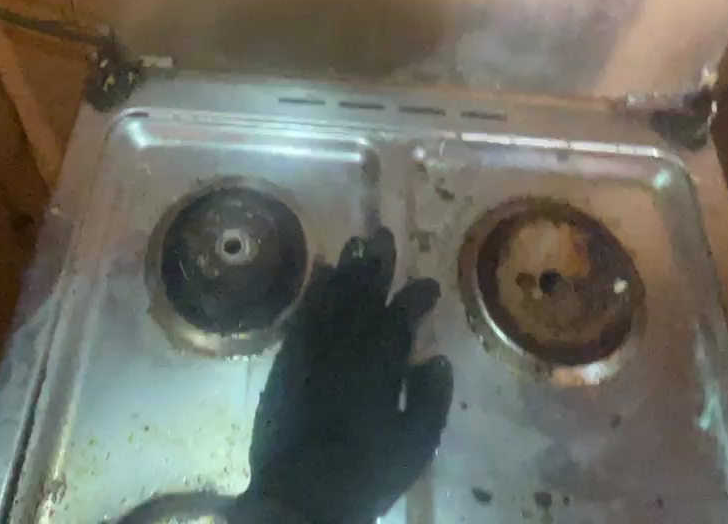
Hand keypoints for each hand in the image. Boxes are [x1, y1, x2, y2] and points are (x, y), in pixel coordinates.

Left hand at [237, 229, 453, 523]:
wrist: (299, 495)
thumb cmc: (364, 475)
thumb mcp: (412, 448)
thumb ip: (430, 401)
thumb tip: (438, 360)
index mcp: (381, 366)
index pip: (402, 316)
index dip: (417, 296)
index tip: (429, 285)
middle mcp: (348, 346)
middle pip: (365, 293)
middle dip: (377, 262)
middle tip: (384, 233)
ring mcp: (315, 347)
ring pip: (334, 294)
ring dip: (348, 266)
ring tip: (357, 241)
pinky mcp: (289, 355)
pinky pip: (305, 310)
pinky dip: (315, 288)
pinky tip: (322, 270)